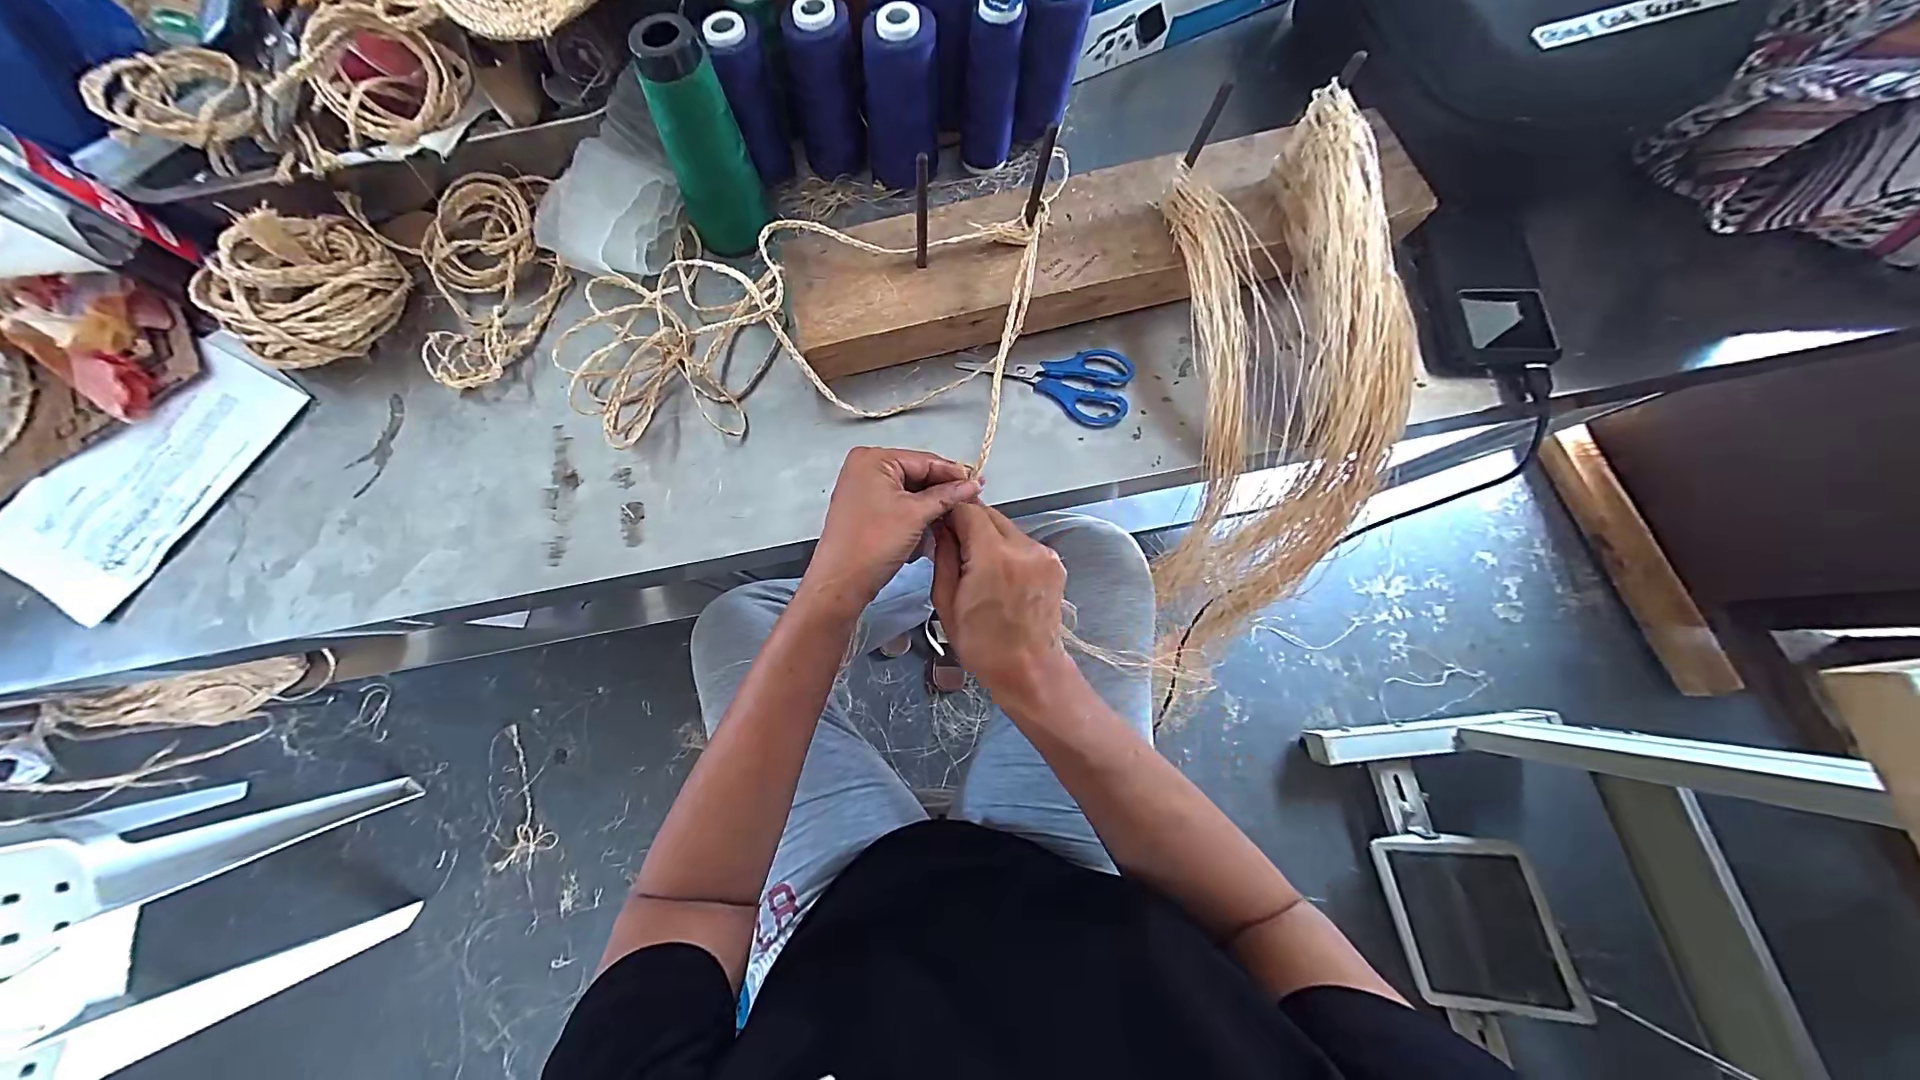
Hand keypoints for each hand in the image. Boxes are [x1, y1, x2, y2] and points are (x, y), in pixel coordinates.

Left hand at [801, 447, 981, 616]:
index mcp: (873, 459)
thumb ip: (947, 495)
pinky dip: (916, 513)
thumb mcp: (916, 514)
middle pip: (917, 473)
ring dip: (931, 503)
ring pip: (909, 490)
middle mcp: (864, 467)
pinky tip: (935, 523)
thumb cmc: (872, 544)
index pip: (925, 460)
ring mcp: (863, 489)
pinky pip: (898, 503)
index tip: (978, 484)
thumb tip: (972, 484)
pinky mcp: (864, 509)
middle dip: (943, 490)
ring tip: (956, 514)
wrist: (841, 582)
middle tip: (971, 500)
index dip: (954, 473)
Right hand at [931, 501, 1072, 701]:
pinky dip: (1008, 550)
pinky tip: (1000, 575)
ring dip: (990, 537)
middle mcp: (1023, 548)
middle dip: (969, 524)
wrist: (1030, 670)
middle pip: (990, 514)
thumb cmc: (983, 646)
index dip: (950, 514)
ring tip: (979, 566)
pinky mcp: (1054, 563)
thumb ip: (943, 557)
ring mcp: (1044, 554)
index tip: (941, 526)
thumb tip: (940, 529)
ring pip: (1007, 527)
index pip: (968, 510)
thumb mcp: (946, 602)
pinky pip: (1024, 543)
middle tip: (956, 547)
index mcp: (993, 557)